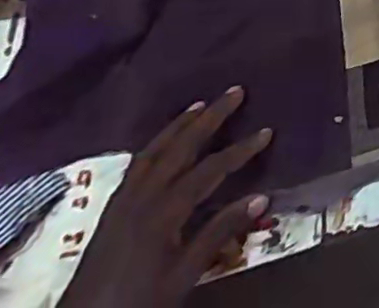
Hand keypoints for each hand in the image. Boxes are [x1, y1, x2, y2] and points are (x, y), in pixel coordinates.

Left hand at [58, 87, 273, 307]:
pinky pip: (136, 165)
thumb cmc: (137, 301)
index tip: (267, 132)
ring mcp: (123, 201)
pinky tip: (163, 142)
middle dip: (210, 118)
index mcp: (163, 212)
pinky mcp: (111, 210)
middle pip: (180, 148)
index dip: (241, 150)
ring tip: (200, 105)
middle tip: (234, 91)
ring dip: (179, 125)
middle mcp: (142, 197)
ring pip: (154, 151)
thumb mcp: (183, 275)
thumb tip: (262, 197)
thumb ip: (219, 233)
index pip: (210, 169)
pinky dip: (156, 144)